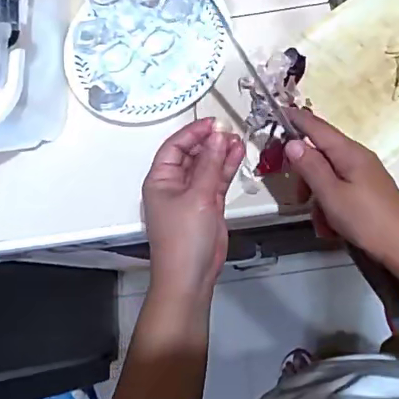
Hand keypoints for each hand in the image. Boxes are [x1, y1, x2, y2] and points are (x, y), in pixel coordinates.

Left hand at [142, 117, 244, 293]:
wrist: (190, 275)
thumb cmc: (183, 241)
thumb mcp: (198, 196)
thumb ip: (210, 164)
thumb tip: (217, 137)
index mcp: (160, 180)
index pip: (175, 147)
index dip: (193, 133)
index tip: (213, 123)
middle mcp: (174, 185)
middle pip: (192, 154)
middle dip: (210, 141)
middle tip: (229, 131)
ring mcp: (192, 195)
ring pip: (207, 166)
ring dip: (221, 153)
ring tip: (238, 140)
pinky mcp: (208, 205)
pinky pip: (217, 179)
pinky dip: (227, 167)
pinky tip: (238, 155)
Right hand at [283, 109, 398, 262]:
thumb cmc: (368, 220)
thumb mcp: (331, 194)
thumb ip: (310, 167)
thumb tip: (293, 142)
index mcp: (349, 152)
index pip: (317, 127)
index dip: (296, 119)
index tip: (277, 112)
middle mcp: (357, 159)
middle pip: (320, 156)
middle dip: (306, 177)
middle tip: (301, 199)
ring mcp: (363, 176)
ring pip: (328, 178)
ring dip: (318, 199)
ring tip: (323, 223)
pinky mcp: (367, 193)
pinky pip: (340, 193)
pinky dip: (331, 209)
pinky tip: (334, 229)